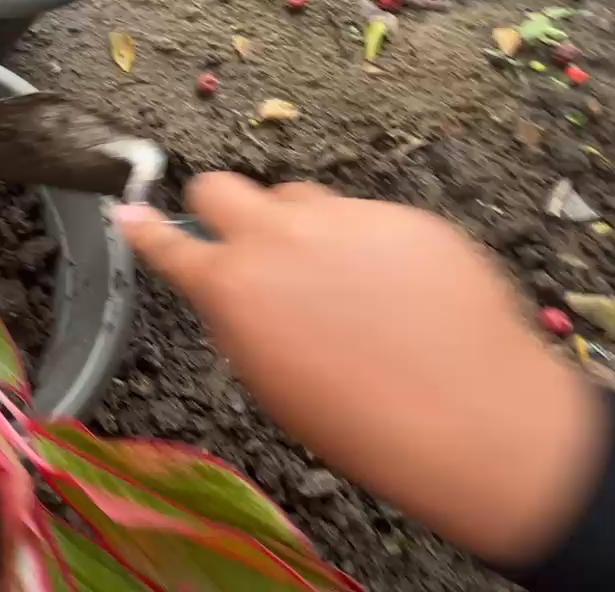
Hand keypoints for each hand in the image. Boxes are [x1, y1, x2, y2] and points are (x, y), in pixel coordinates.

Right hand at [113, 174, 605, 565]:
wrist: (485, 429)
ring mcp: (339, 219)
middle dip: (218, 206)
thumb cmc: (359, 423)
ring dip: (298, 224)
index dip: (142, 225)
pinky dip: (363, 240)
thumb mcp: (265, 374)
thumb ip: (233, 312)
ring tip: (339, 272)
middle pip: (216, 185)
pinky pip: (361, 214)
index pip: (164, 241)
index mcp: (231, 285)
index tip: (129, 210)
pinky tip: (397, 285)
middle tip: (245, 239)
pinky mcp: (400, 215)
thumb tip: (224, 284)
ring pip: (294, 196)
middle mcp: (274, 238)